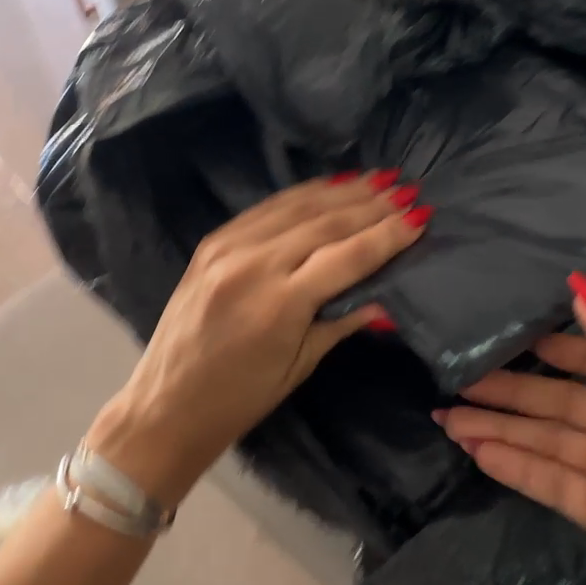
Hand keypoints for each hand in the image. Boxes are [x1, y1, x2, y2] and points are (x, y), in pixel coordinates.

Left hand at [87, 172, 428, 506]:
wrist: (164, 406)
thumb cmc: (241, 400)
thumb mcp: (301, 365)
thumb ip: (344, 319)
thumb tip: (389, 293)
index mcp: (279, 304)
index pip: (348, 256)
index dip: (388, 235)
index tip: (421, 216)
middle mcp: (254, 264)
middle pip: (326, 222)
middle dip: (372, 204)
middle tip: (408, 188)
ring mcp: (228, 247)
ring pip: (298, 206)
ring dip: (343, 190)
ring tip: (379, 179)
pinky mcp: (213, 241)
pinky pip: (268, 207)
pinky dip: (304, 194)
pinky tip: (331, 185)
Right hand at [438, 272, 585, 584]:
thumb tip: (581, 288)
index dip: (553, 341)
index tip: (504, 325)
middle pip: (560, 399)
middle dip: (511, 387)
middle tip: (457, 375)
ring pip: (547, 439)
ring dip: (500, 426)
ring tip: (449, 413)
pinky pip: (550, 482)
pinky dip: (513, 466)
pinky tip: (477, 449)